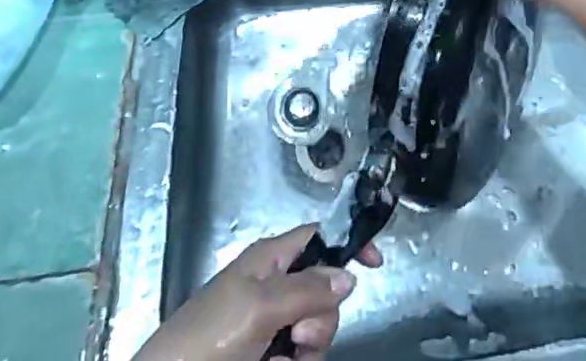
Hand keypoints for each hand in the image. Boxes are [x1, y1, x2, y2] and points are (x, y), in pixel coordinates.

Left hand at [133, 225, 381, 360]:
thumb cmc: (208, 338)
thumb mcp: (258, 305)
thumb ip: (307, 288)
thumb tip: (348, 276)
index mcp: (271, 259)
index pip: (321, 236)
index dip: (350, 242)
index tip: (376, 263)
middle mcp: (275, 287)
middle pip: (326, 289)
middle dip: (321, 317)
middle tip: (295, 338)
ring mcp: (271, 325)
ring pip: (317, 327)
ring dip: (310, 347)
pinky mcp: (269, 356)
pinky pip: (303, 355)